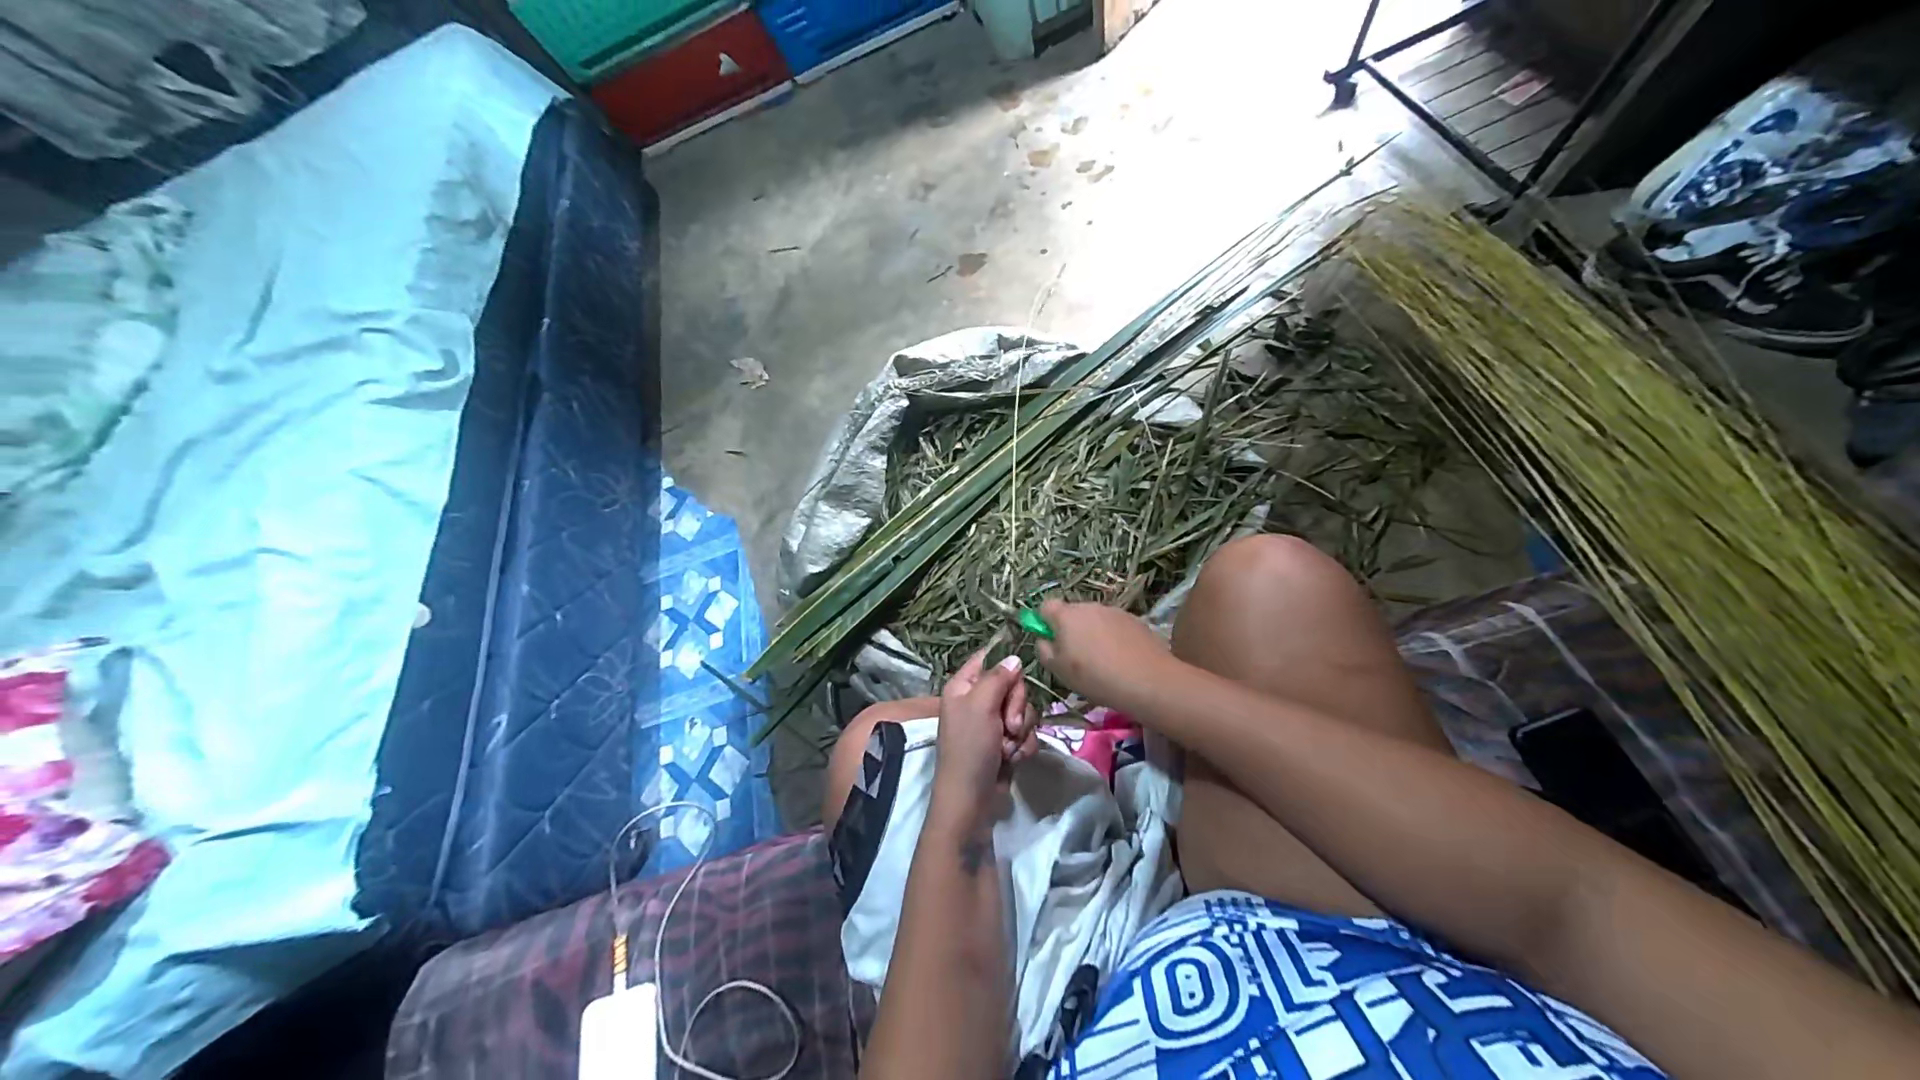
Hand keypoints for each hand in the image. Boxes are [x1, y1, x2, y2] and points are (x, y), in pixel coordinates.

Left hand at [931, 651, 1037, 815]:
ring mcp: (993, 723)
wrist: (972, 799)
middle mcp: (978, 700)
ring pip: (1023, 709)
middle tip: (1007, 725)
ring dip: (1021, 730)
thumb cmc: (969, 747)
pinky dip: (1023, 745)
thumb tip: (1014, 657)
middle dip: (1016, 706)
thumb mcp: (980, 705)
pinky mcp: (1007, 742)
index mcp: (963, 686)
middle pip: (1013, 684)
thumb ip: (998, 677)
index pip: (988, 658)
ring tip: (1007, 747)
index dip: (1006, 663)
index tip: (1018, 673)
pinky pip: (1026, 732)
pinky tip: (1014, 758)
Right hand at [1034, 599, 1171, 707]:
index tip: (1051, 641)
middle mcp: (1089, 606)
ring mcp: (1114, 611)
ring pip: (1094, 619)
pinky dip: (1113, 637)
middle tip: (1077, 657)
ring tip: (1102, 661)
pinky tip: (1121, 659)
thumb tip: (1044, 639)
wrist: (1147, 680)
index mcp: (1066, 616)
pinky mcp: (1134, 620)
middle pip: (1072, 613)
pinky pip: (1114, 626)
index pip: (1045, 606)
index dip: (1044, 622)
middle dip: (1070, 629)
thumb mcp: (1058, 670)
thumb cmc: (1094, 676)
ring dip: (1093, 633)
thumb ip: (1044, 649)